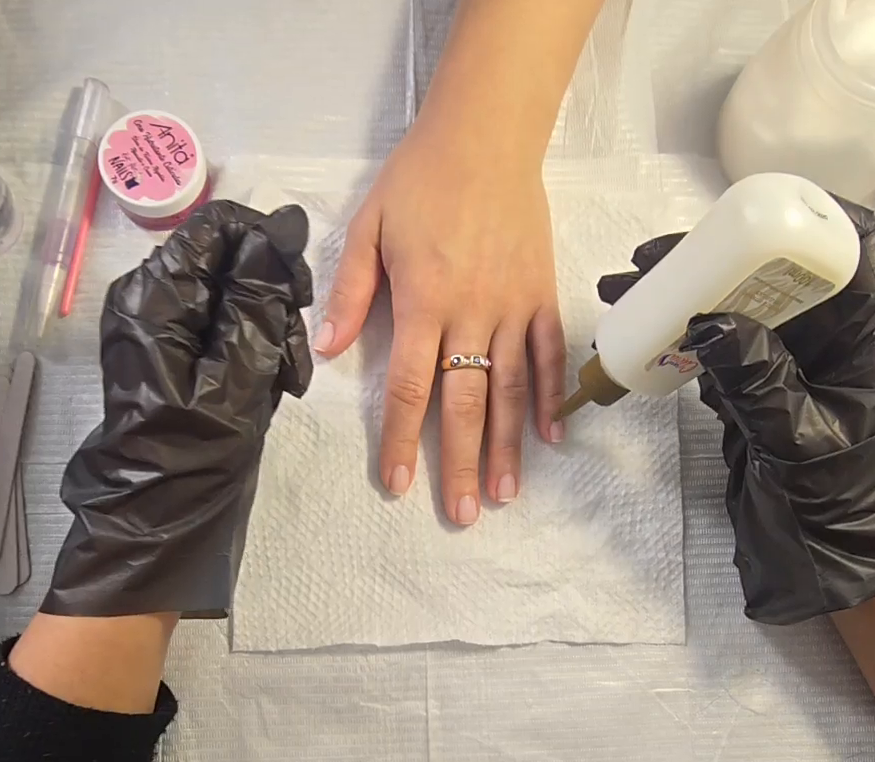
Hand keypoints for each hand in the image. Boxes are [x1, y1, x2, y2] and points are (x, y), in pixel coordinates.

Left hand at [41, 201, 313, 618]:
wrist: (162, 518)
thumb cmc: (195, 452)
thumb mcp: (238, 374)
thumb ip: (259, 296)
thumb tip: (285, 225)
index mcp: (156, 295)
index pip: (218, 227)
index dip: (267, 249)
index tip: (297, 297)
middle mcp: (153, 298)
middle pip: (229, 261)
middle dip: (273, 300)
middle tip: (291, 356)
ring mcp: (165, 327)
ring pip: (235, 297)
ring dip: (271, 332)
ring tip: (285, 383)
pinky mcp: (178, 353)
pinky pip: (227, 329)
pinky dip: (256, 352)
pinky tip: (271, 387)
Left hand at [318, 122, 567, 524]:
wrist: (486, 134)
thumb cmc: (420, 181)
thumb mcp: (368, 228)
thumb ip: (349, 292)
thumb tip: (324, 349)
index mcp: (423, 302)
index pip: (407, 386)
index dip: (400, 438)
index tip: (398, 483)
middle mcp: (471, 313)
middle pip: (463, 402)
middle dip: (459, 461)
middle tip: (461, 513)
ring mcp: (513, 307)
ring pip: (510, 389)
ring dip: (507, 446)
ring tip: (503, 494)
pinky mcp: (542, 295)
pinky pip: (548, 353)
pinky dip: (551, 396)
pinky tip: (549, 437)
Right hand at [600, 201, 874, 622]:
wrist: (830, 558)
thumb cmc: (839, 502)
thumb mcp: (799, 440)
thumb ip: (759, 381)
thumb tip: (708, 320)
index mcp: (866, 333)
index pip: (849, 245)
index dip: (799, 214)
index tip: (735, 214)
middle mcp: (829, 334)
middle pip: (772, 268)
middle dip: (708, 257)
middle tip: (643, 265)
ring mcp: (788, 360)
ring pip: (736, 305)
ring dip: (682, 296)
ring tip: (623, 295)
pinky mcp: (755, 387)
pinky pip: (716, 346)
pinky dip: (678, 336)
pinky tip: (642, 334)